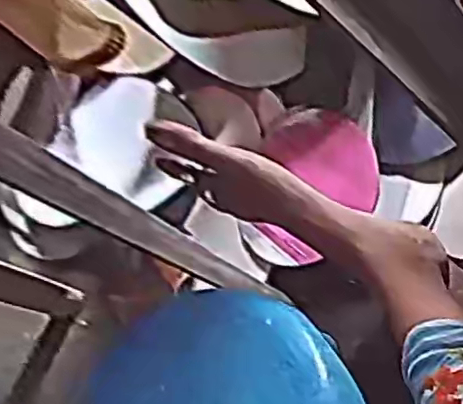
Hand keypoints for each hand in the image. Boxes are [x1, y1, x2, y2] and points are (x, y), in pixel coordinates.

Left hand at [146, 120, 315, 224]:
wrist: (309, 213)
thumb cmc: (272, 190)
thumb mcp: (225, 159)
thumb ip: (189, 145)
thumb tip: (152, 130)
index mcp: (215, 190)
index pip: (185, 172)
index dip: (172, 161)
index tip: (159, 155)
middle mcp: (230, 201)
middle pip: (203, 183)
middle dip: (192, 173)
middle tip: (179, 162)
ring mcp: (252, 206)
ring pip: (226, 190)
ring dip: (217, 180)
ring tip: (214, 170)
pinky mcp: (273, 208)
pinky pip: (250, 195)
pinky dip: (243, 188)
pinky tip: (250, 184)